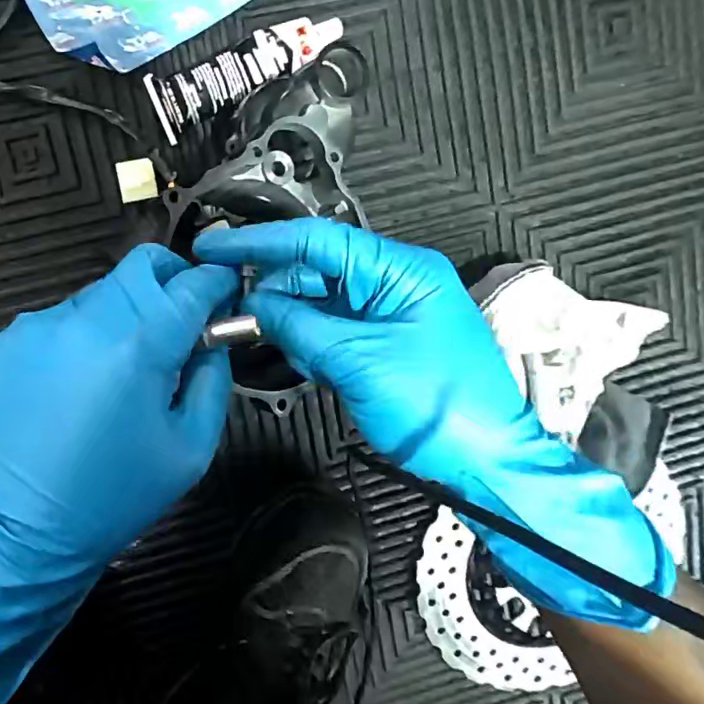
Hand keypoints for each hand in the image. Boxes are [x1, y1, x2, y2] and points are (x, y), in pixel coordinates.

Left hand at [0, 243, 238, 563]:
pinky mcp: (11, 339)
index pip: (189, 285)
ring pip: (106, 289)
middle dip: (174, 282)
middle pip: (143, 266)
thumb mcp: (192, 448)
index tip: (227, 290)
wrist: (16, 529)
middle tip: (184, 322)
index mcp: (137, 350)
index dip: (217, 282)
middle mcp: (86, 322)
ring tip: (130, 363)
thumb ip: (213, 379)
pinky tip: (88, 377)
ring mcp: (42, 326)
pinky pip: (70, 315)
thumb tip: (211, 337)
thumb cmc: (114, 495)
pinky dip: (93, 329)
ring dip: (131, 309)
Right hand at [194, 219, 529, 487]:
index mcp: (402, 272)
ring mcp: (390, 317)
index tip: (220, 246)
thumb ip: (299, 327)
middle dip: (273, 285)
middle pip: (317, 269)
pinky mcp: (383, 347)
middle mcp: (397, 286)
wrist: (483, 462)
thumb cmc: (447, 411)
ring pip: (322, 303)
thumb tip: (257, 305)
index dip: (262, 242)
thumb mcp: (358, 361)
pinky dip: (307, 340)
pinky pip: (334, 332)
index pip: (319, 240)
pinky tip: (290, 352)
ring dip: (288, 317)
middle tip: (230, 299)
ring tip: (253, 330)